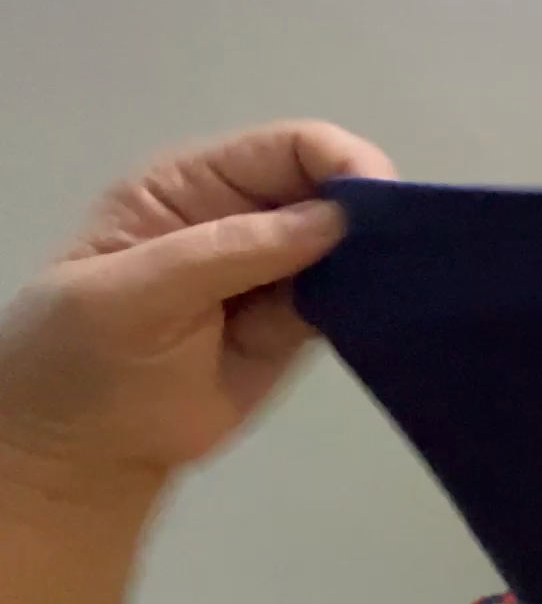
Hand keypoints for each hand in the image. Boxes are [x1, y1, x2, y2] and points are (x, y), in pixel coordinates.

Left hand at [0, 121, 392, 509]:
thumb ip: (229, 251)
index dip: (344, 163)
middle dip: (375, 209)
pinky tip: (390, 303)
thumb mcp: (127, 299)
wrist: (87, 456)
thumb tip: (339, 219)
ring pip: (361, 235)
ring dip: (385, 252)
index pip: (293, 147)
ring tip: (401, 279)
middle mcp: (249, 212)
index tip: (379, 208)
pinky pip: (365, 284)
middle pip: (340, 184)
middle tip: (400, 249)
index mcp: (195, 187)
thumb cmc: (79, 366)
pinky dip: (384, 290)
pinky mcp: (316, 306)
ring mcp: (287, 262)